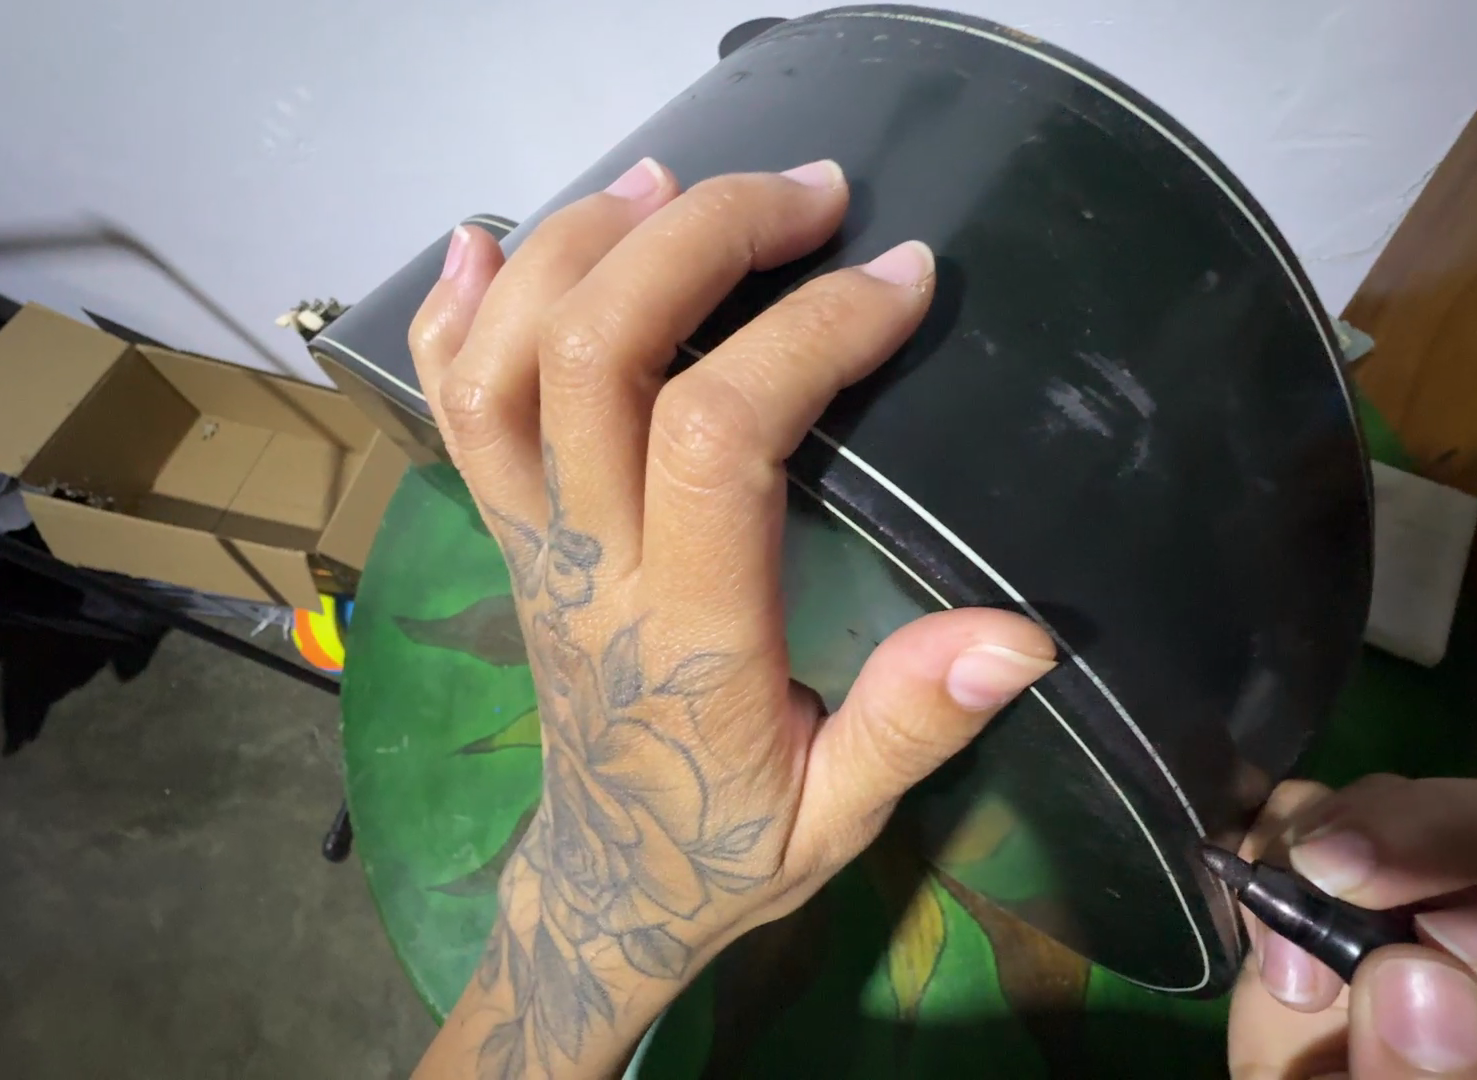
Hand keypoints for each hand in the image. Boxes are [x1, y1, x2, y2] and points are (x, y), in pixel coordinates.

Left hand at [405, 158, 1056, 1078]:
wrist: (609, 883)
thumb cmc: (727, 848)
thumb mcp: (838, 815)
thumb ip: (914, 725)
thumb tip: (1022, 639)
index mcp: (690, 629)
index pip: (722, 436)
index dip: (811, 334)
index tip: (898, 280)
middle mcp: (591, 564)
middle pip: (599, 356)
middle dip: (700, 243)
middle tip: (804, 195)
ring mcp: (533, 543)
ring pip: (507, 361)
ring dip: (582, 245)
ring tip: (673, 183)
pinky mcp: (509, 537)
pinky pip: (454, 409)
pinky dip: (460, 310)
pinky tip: (490, 242)